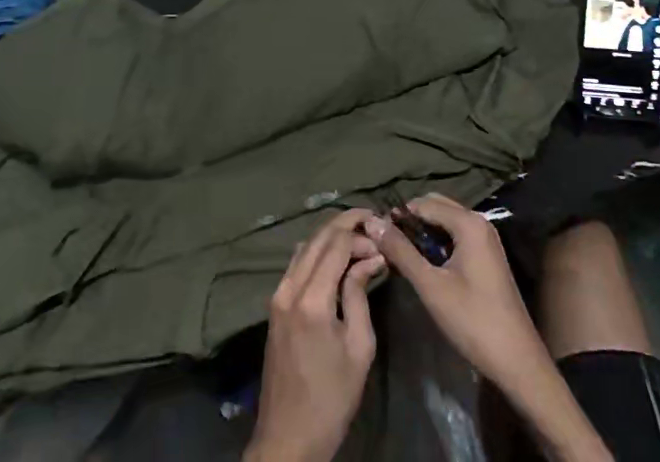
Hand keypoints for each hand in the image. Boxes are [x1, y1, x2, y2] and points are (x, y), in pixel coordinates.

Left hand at [245, 209, 385, 461]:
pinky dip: (318, 252)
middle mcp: (289, 290)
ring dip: (332, 235)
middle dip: (346, 224)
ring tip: (361, 235)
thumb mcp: (359, 346)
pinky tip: (338, 256)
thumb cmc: (332, 396)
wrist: (289, 437)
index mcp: (311, 300)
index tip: (384, 240)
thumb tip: (370, 258)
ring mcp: (277, 297)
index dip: (362, 234)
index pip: (336, 244)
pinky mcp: (275, 306)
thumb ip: (360, 294)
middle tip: (374, 222)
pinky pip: (297, 264)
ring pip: (305, 247)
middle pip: (318, 238)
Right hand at [366, 197, 610, 461]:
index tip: (372, 233)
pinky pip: (455, 237)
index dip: (398, 215)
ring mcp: (485, 238)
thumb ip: (401, 251)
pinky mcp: (486, 255)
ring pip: (446, 223)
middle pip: (436, 207)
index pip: (424, 203)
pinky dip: (436, 243)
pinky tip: (420, 264)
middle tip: (383, 244)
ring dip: (422, 233)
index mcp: (469, 223)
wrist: (514, 356)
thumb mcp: (430, 285)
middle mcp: (479, 222)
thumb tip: (373, 222)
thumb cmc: (471, 319)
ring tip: (396, 255)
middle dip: (410, 221)